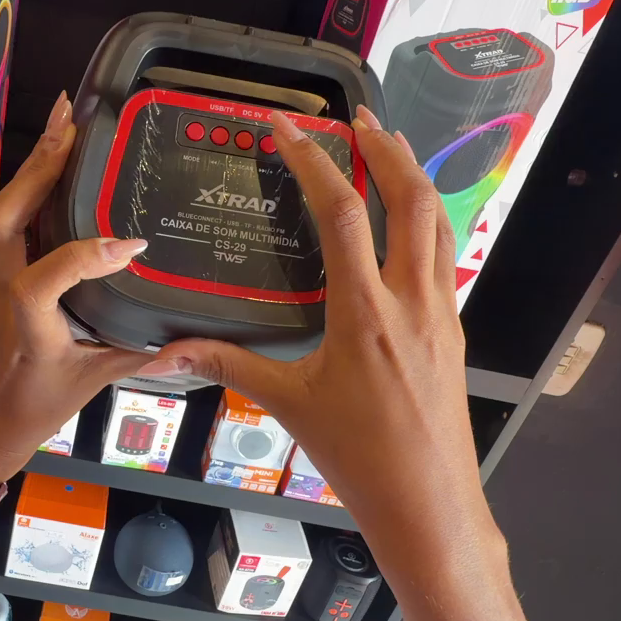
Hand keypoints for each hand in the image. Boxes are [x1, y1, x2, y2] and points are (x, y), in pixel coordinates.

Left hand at [0, 94, 182, 481]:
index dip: (89, 255)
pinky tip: (57, 164)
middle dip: (39, 164)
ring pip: (2, 213)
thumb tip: (190, 340)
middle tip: (71, 118)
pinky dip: (33, 186)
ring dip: (33, 165)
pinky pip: (12, 223)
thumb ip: (140, 356)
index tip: (134, 246)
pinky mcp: (3, 275)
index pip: (48, 276)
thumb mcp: (93, 383)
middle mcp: (6, 291)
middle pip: (5, 217)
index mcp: (28, 322)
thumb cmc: (35, 407)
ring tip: (65, 122)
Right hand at [158, 107, 510, 588]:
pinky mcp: (452, 329)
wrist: (429, 502)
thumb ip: (228, 366)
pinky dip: (427, 221)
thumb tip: (167, 354)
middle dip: (386, 149)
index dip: (313, 162)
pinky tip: (408, 226)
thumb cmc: (358, 455)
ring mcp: (440, 311)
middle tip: (359, 117)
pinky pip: (444, 256)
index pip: (341, 213)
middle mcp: (411, 298)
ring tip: (391, 149)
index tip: (288, 128)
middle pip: (411, 199)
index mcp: (364, 311)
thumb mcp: (288, 404)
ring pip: (439, 223)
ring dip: (414, 178)